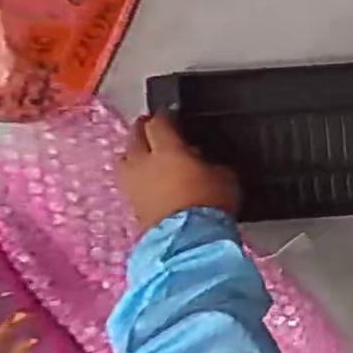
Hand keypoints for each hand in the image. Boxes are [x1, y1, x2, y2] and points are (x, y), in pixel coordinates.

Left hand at [119, 113, 240, 233]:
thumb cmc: (210, 202)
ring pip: (126, 156)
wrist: (188, 238)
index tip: (173, 114)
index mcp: (167, 149)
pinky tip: (149, 178)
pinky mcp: (129, 201)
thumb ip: (211, 163)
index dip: (167, 115)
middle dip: (144, 128)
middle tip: (154, 126)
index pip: (160, 122)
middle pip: (136, 134)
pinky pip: (130, 178)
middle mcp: (142, 160)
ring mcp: (131, 181)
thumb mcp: (225, 176)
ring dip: (136, 152)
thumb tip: (204, 161)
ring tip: (148, 154)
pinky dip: (138, 173)